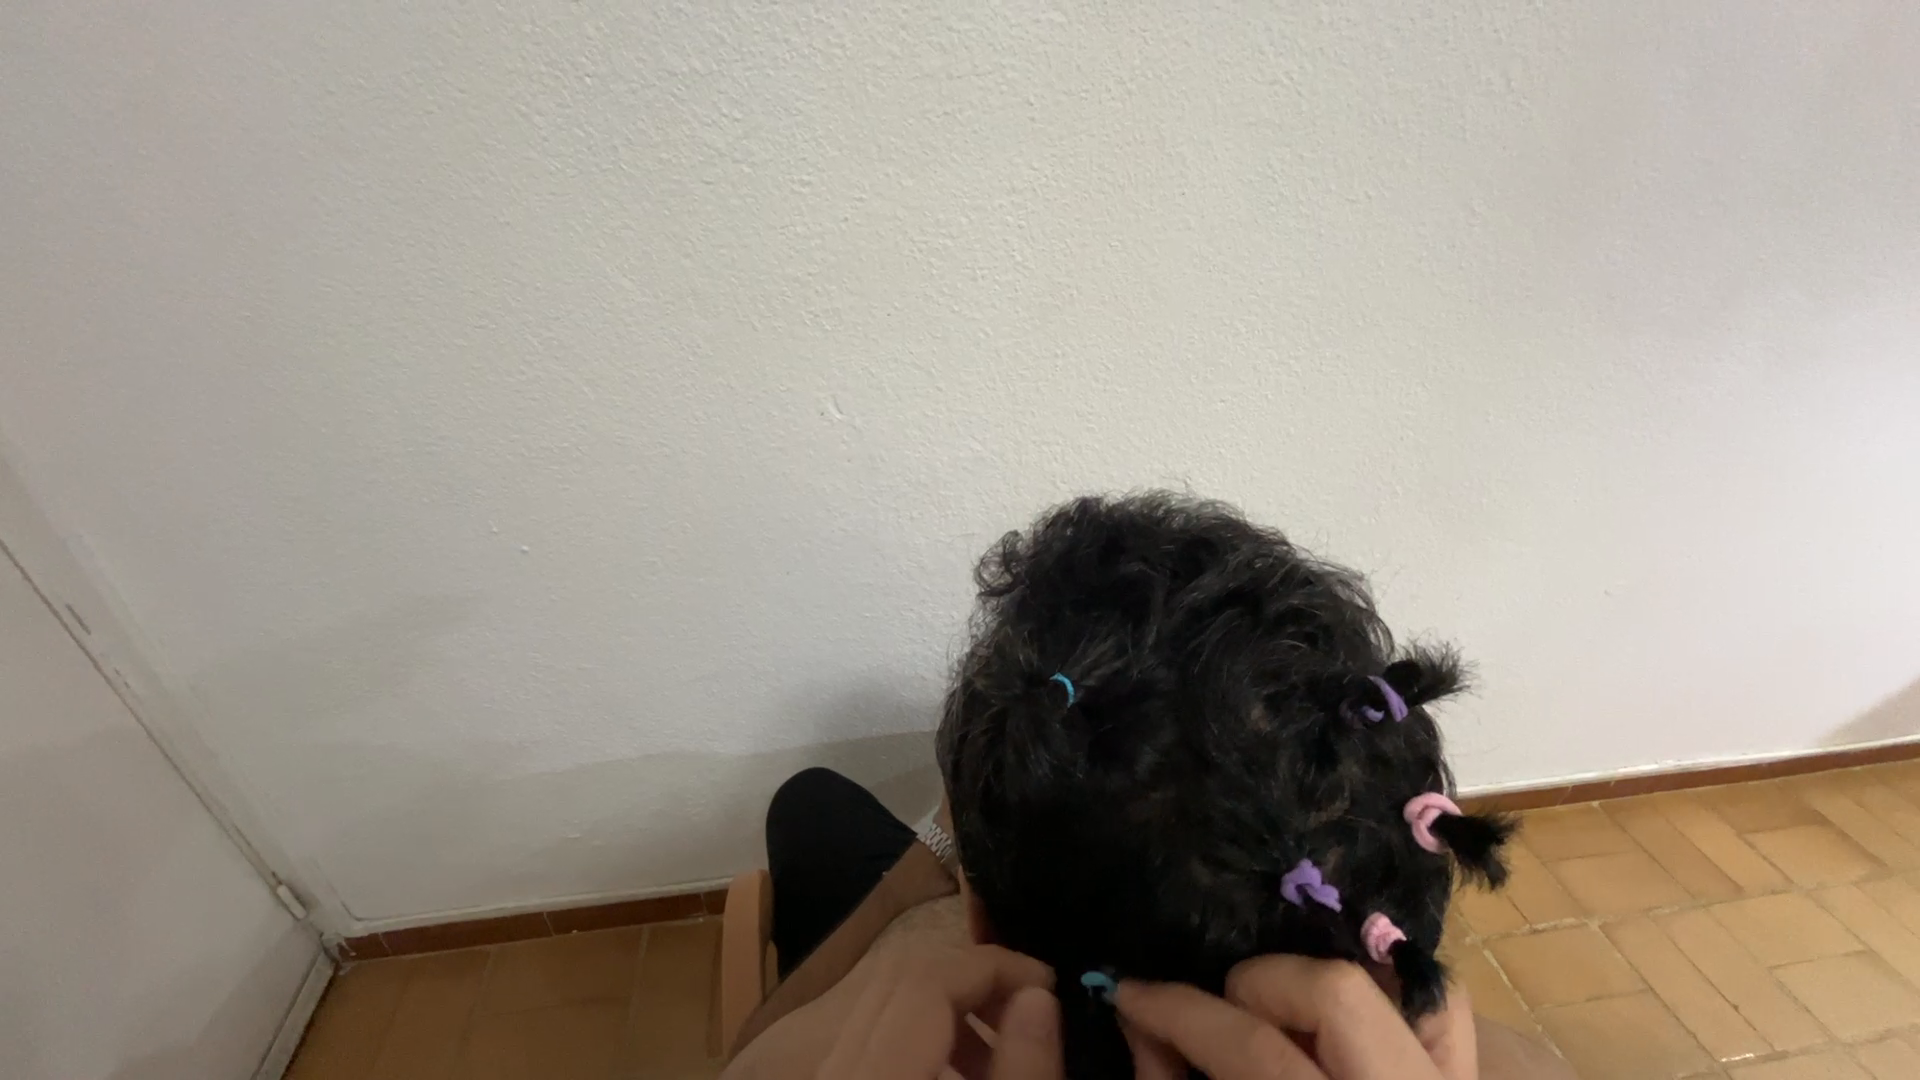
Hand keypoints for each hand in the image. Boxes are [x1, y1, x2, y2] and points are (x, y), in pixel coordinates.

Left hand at [815, 940, 1063, 1078]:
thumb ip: (1020, 1073)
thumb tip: (1038, 993)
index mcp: (875, 1073)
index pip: (929, 978)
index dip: (994, 965)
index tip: (1048, 982)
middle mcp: (835, 1060)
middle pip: (901, 978)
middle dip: (971, 978)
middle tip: (1029, 1008)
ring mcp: (822, 1067)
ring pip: (879, 1000)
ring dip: (943, 1005)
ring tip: (997, 1050)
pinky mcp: (823, 1076)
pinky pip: (864, 1032)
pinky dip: (913, 1033)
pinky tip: (954, 1070)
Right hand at [1114, 955, 1476, 1079]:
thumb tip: (1142, 1026)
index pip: (1256, 1052)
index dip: (1176, 1011)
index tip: (1129, 995)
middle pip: (1335, 994)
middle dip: (1253, 989)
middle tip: (1214, 1018)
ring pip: (1392, 988)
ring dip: (1314, 990)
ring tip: (1272, 1024)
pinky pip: (1437, 1010)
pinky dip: (1379, 997)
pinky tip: (1329, 1023)